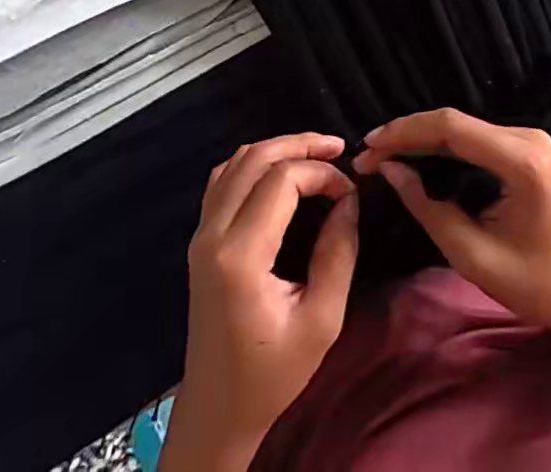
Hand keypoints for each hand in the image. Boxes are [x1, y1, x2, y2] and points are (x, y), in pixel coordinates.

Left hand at [163, 133, 359, 471]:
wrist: (217, 404)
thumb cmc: (272, 373)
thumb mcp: (321, 321)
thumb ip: (337, 255)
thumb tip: (348, 201)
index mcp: (240, 254)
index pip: (279, 181)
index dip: (320, 172)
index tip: (351, 190)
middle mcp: (212, 231)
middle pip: (253, 159)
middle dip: (298, 145)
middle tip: (338, 147)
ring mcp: (200, 231)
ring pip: (233, 163)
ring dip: (274, 149)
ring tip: (314, 154)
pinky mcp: (199, 237)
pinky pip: (221, 181)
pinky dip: (251, 164)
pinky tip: (277, 171)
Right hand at [354, 108, 550, 328]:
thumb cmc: (533, 282)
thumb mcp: (469, 253)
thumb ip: (424, 204)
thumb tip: (388, 167)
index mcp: (521, 162)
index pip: (448, 128)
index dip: (402, 133)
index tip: (367, 149)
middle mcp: (526, 138)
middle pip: (449, 122)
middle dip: (402, 136)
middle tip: (366, 156)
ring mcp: (525, 138)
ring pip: (453, 125)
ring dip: (414, 138)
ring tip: (379, 156)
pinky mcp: (520, 145)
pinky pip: (465, 135)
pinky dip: (432, 144)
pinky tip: (408, 155)